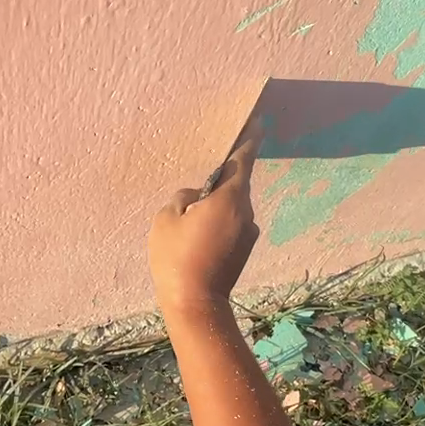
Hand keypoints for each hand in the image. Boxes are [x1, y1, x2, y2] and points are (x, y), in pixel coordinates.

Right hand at [148, 125, 262, 316]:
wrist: (195, 304)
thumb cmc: (176, 258)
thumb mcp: (166, 219)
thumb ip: (182, 198)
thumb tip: (196, 197)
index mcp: (228, 199)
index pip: (242, 160)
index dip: (249, 139)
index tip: (258, 121)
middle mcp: (245, 212)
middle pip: (234, 185)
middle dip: (217, 182)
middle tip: (193, 191)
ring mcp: (248, 233)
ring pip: (231, 207)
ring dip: (215, 206)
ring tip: (188, 224)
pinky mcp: (244, 250)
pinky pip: (231, 225)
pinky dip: (217, 224)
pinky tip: (196, 240)